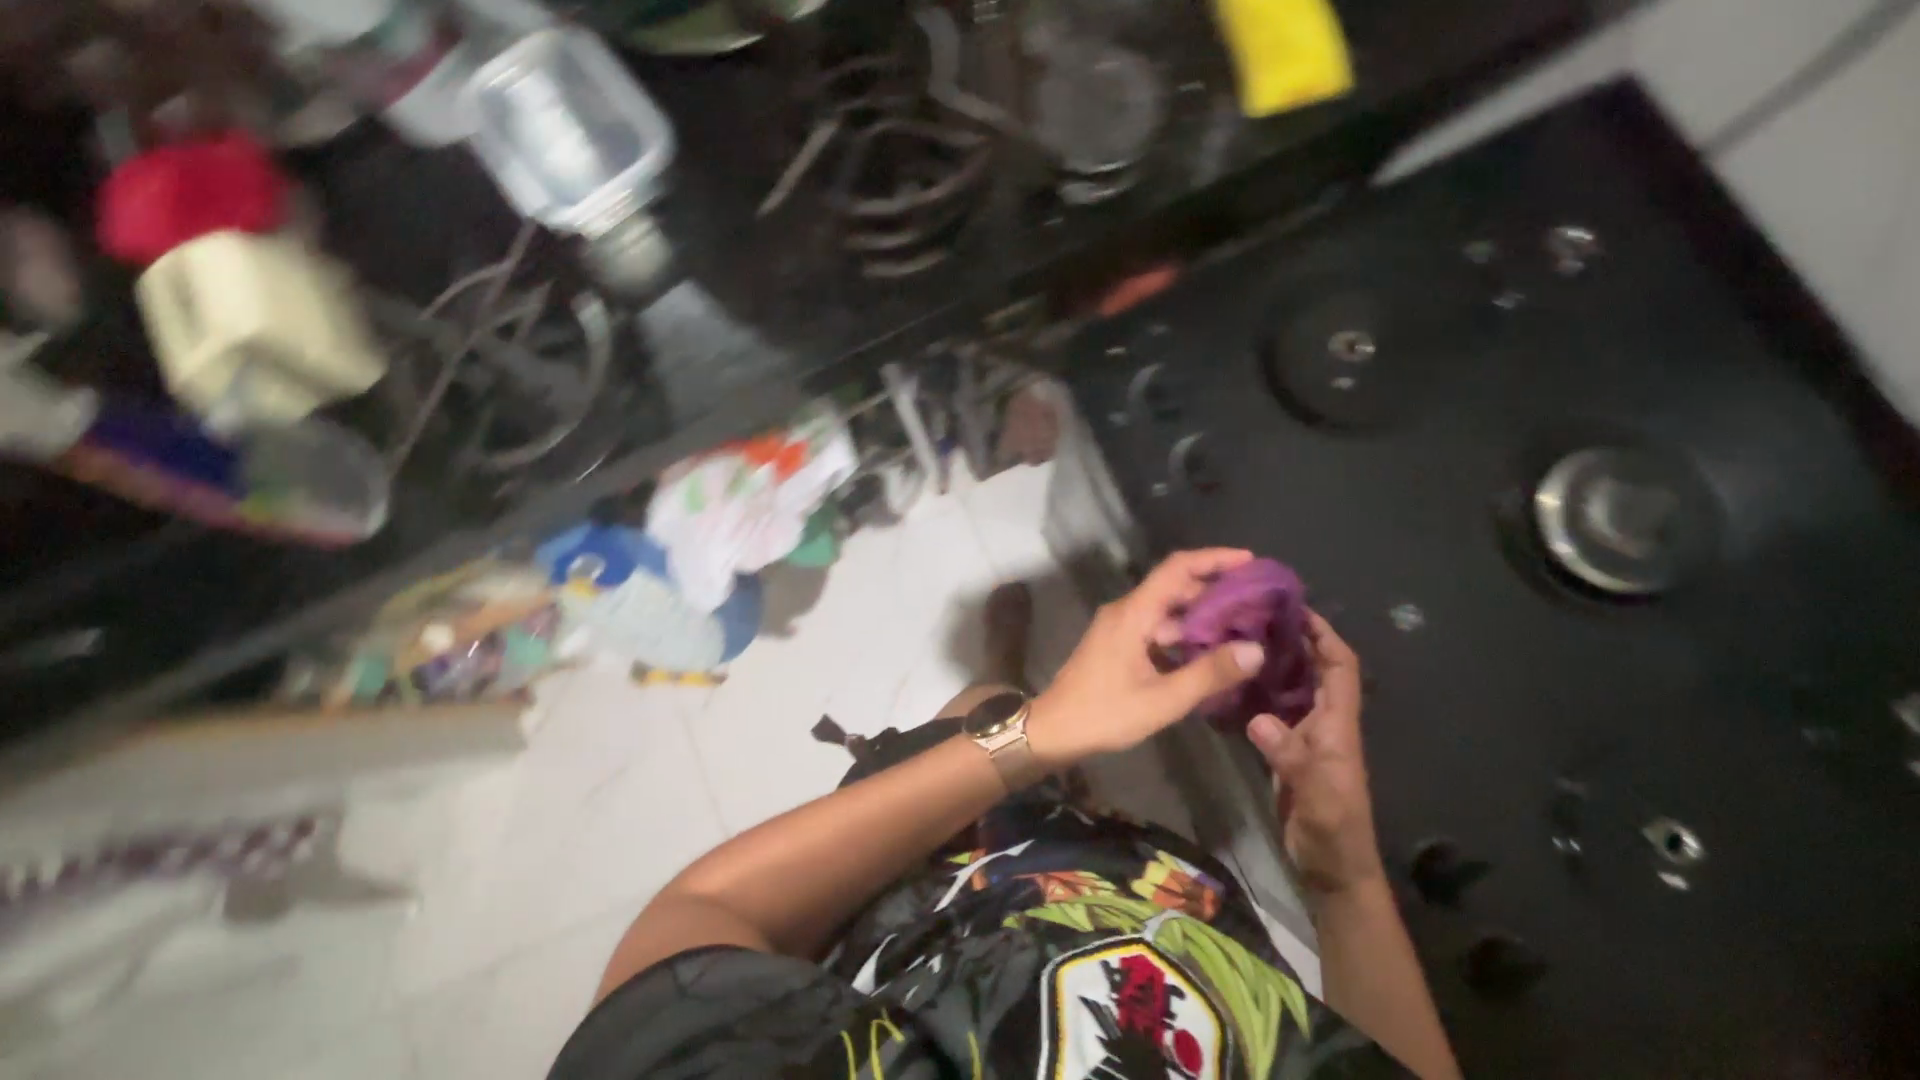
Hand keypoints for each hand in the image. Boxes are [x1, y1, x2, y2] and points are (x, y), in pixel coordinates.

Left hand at [1028, 549, 1265, 766]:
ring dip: (1200, 616)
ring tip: (1241, 629)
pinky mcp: (1117, 645)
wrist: (1053, 731)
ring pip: (1166, 611)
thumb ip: (1209, 673)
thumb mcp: (1163, 698)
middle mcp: (1126, 611)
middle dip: (1214, 590)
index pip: (1177, 568)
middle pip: (1174, 587)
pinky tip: (1208, 655)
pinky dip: (1183, 635)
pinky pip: (1156, 629)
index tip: (1249, 561)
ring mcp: (1119, 628)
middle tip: (1256, 603)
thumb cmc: (1105, 713)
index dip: (1213, 559)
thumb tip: (1256, 649)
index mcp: (1134, 613)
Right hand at [1245, 612, 1386, 896]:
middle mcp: (1325, 723)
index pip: (1339, 667)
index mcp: (1338, 725)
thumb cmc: (1334, 828)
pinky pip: (1273, 713)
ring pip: (1293, 689)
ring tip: (1238, 641)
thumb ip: (1290, 755)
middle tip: (1254, 617)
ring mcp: (1306, 738)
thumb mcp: (1317, 793)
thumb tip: (1258, 718)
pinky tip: (1231, 686)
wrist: (1333, 870)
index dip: (1324, 635)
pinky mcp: (1287, 754)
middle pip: (1316, 670)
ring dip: (1274, 664)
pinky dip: (1256, 695)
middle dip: (1294, 640)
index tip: (1295, 607)